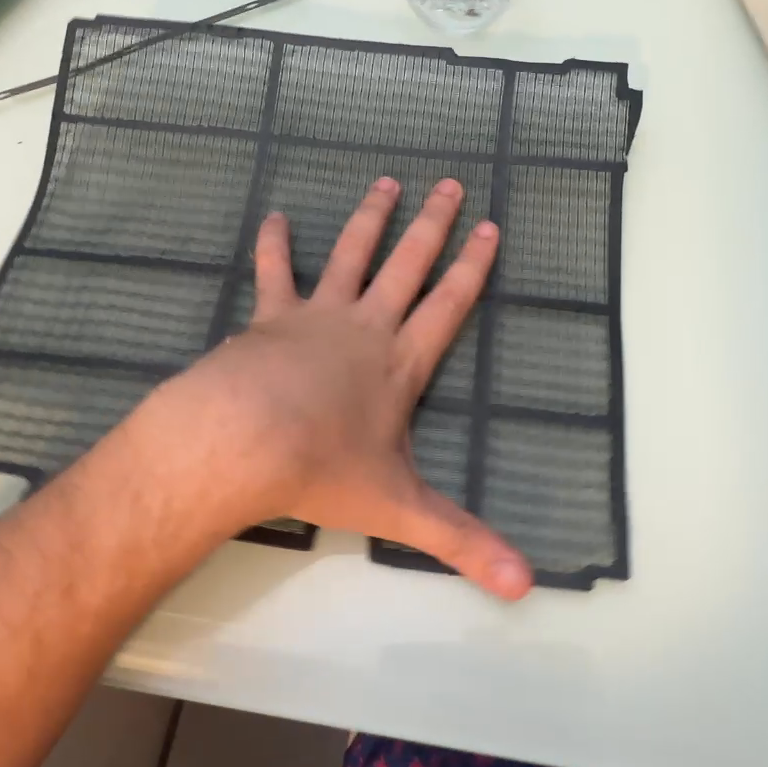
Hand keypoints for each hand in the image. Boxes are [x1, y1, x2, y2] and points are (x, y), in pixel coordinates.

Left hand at [121, 176, 532, 600]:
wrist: (242, 442)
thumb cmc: (322, 470)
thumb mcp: (400, 509)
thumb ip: (461, 542)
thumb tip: (525, 586)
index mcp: (400, 362)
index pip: (449, 305)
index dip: (473, 266)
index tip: (490, 227)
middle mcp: (365, 326)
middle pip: (408, 264)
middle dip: (433, 225)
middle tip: (451, 183)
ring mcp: (316, 315)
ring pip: (352, 254)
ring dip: (371, 217)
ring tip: (386, 180)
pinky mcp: (271, 316)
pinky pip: (276, 271)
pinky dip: (276, 243)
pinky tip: (275, 215)